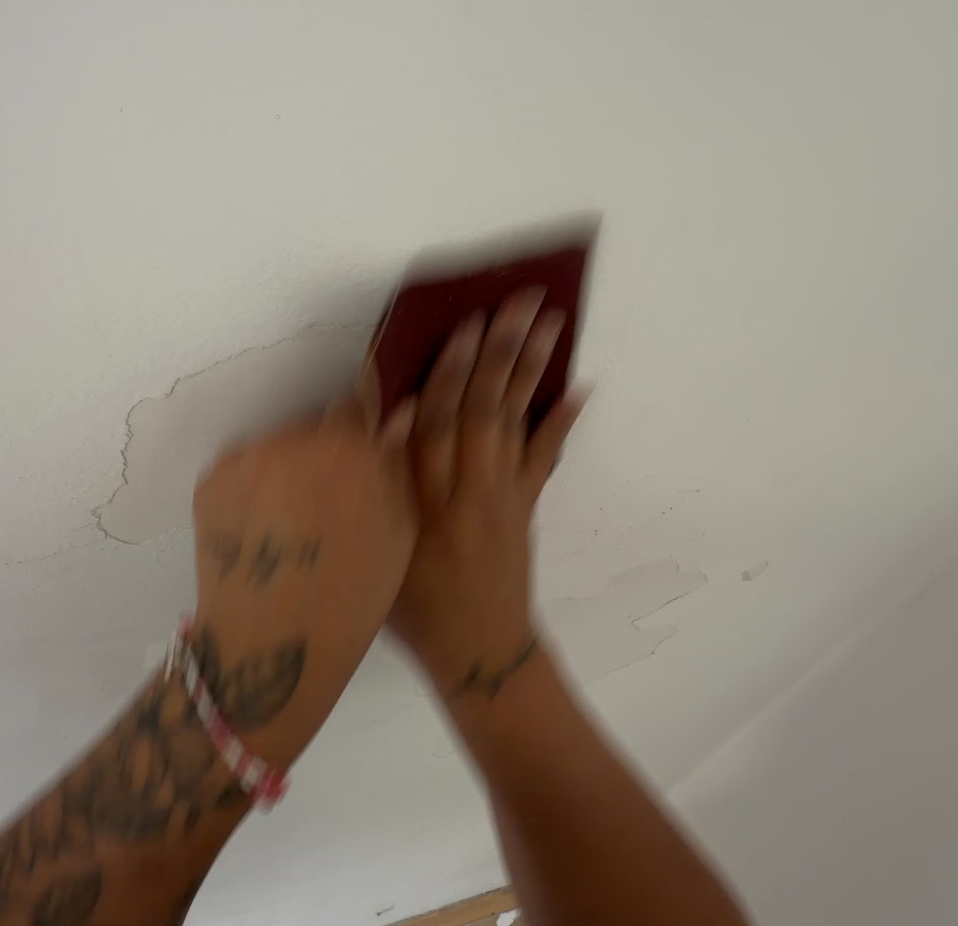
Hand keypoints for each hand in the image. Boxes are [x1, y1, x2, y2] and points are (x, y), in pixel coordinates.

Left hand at [190, 398, 417, 764]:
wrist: (271, 644)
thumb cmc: (353, 593)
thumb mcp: (401, 528)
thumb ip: (396, 461)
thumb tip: (398, 409)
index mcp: (347, 446)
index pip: (357, 406)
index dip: (362, 437)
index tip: (361, 469)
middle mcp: (292, 439)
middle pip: (314, 427)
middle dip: (324, 454)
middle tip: (327, 506)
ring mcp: (245, 458)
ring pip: (277, 448)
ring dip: (287, 470)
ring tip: (290, 526)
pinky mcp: (211, 479)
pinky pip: (244, 470)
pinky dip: (254, 490)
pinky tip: (262, 532)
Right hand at [389, 289, 587, 697]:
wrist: (478, 655)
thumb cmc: (412, 609)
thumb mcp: (377, 554)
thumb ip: (378, 490)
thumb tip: (381, 424)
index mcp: (420, 502)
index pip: (430, 425)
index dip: (445, 374)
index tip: (459, 326)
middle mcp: (464, 491)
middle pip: (478, 411)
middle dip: (494, 352)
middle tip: (513, 302)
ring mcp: (502, 497)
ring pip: (512, 422)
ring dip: (529, 369)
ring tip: (548, 322)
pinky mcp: (525, 507)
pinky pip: (544, 458)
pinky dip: (561, 420)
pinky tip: (581, 386)